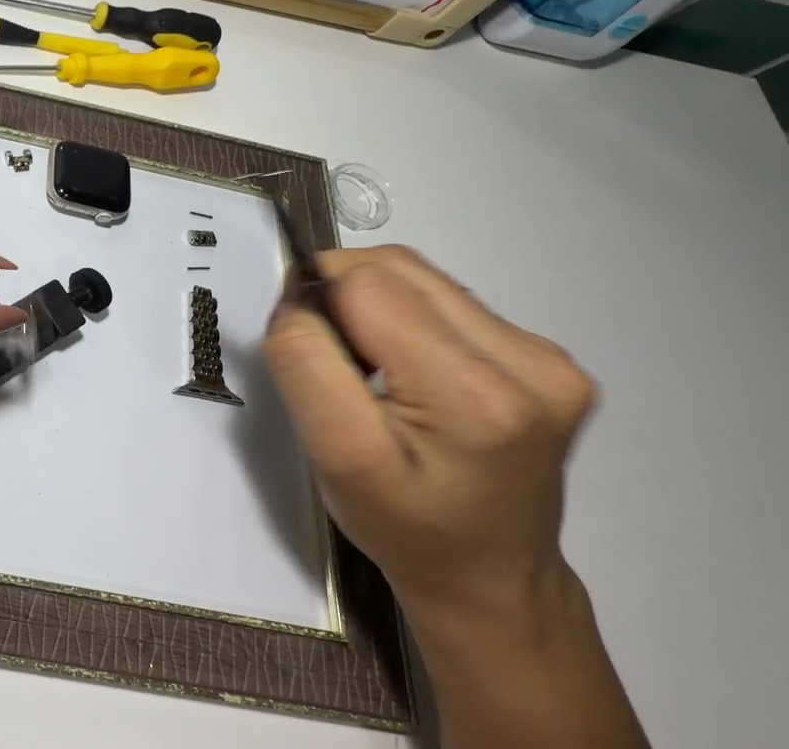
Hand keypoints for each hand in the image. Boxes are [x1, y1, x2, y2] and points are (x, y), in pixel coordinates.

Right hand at [262, 246, 595, 619]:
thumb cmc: (402, 523)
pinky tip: (402, 367)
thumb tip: (297, 298)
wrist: (486, 575)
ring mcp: (547, 357)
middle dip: (342, 294)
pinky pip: (447, 301)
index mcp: (475, 392)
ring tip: (364, 365)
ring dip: (371, 302)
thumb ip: (306, 363)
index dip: (316, 301)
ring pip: (422, 278)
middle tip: (327, 357)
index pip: (368, 285)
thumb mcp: (333, 453)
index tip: (301, 348)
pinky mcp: (547, 359)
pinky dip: (404, 317)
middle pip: (399, 269)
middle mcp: (530, 362)